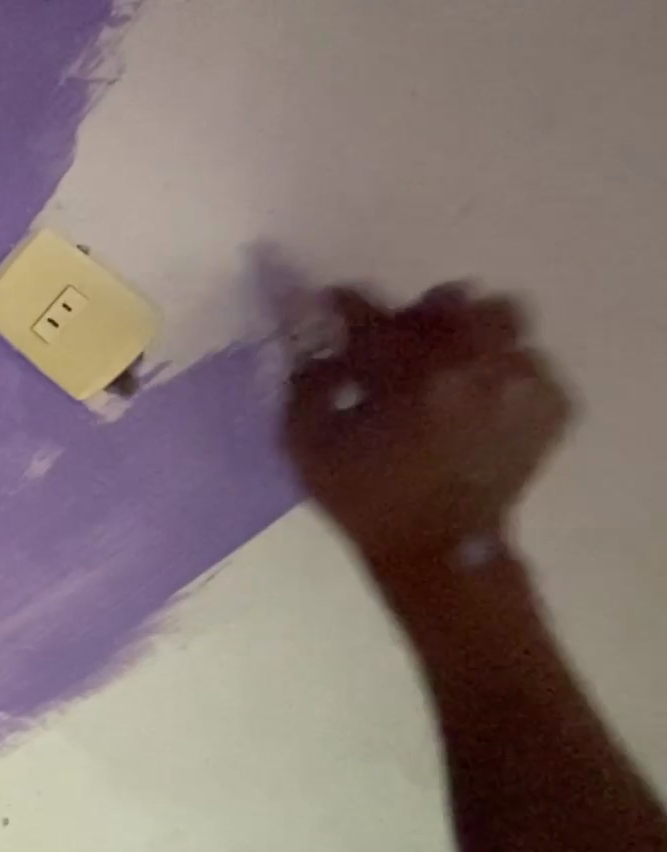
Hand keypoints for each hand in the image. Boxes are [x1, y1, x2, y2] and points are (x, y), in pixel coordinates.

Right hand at [282, 283, 571, 564]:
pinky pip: (522, 356)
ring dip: (460, 331)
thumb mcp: (306, 446)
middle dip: (411, 316)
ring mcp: (524, 382)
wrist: (436, 545)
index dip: (345, 305)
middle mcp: (478, 369)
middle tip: (387, 341)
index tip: (328, 300)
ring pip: (498, 319)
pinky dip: (489, 364)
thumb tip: (313, 348)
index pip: (374, 320)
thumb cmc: (361, 497)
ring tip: (436, 361)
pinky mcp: (551, 401)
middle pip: (449, 304)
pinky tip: (463, 396)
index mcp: (412, 380)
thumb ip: (307, 387)